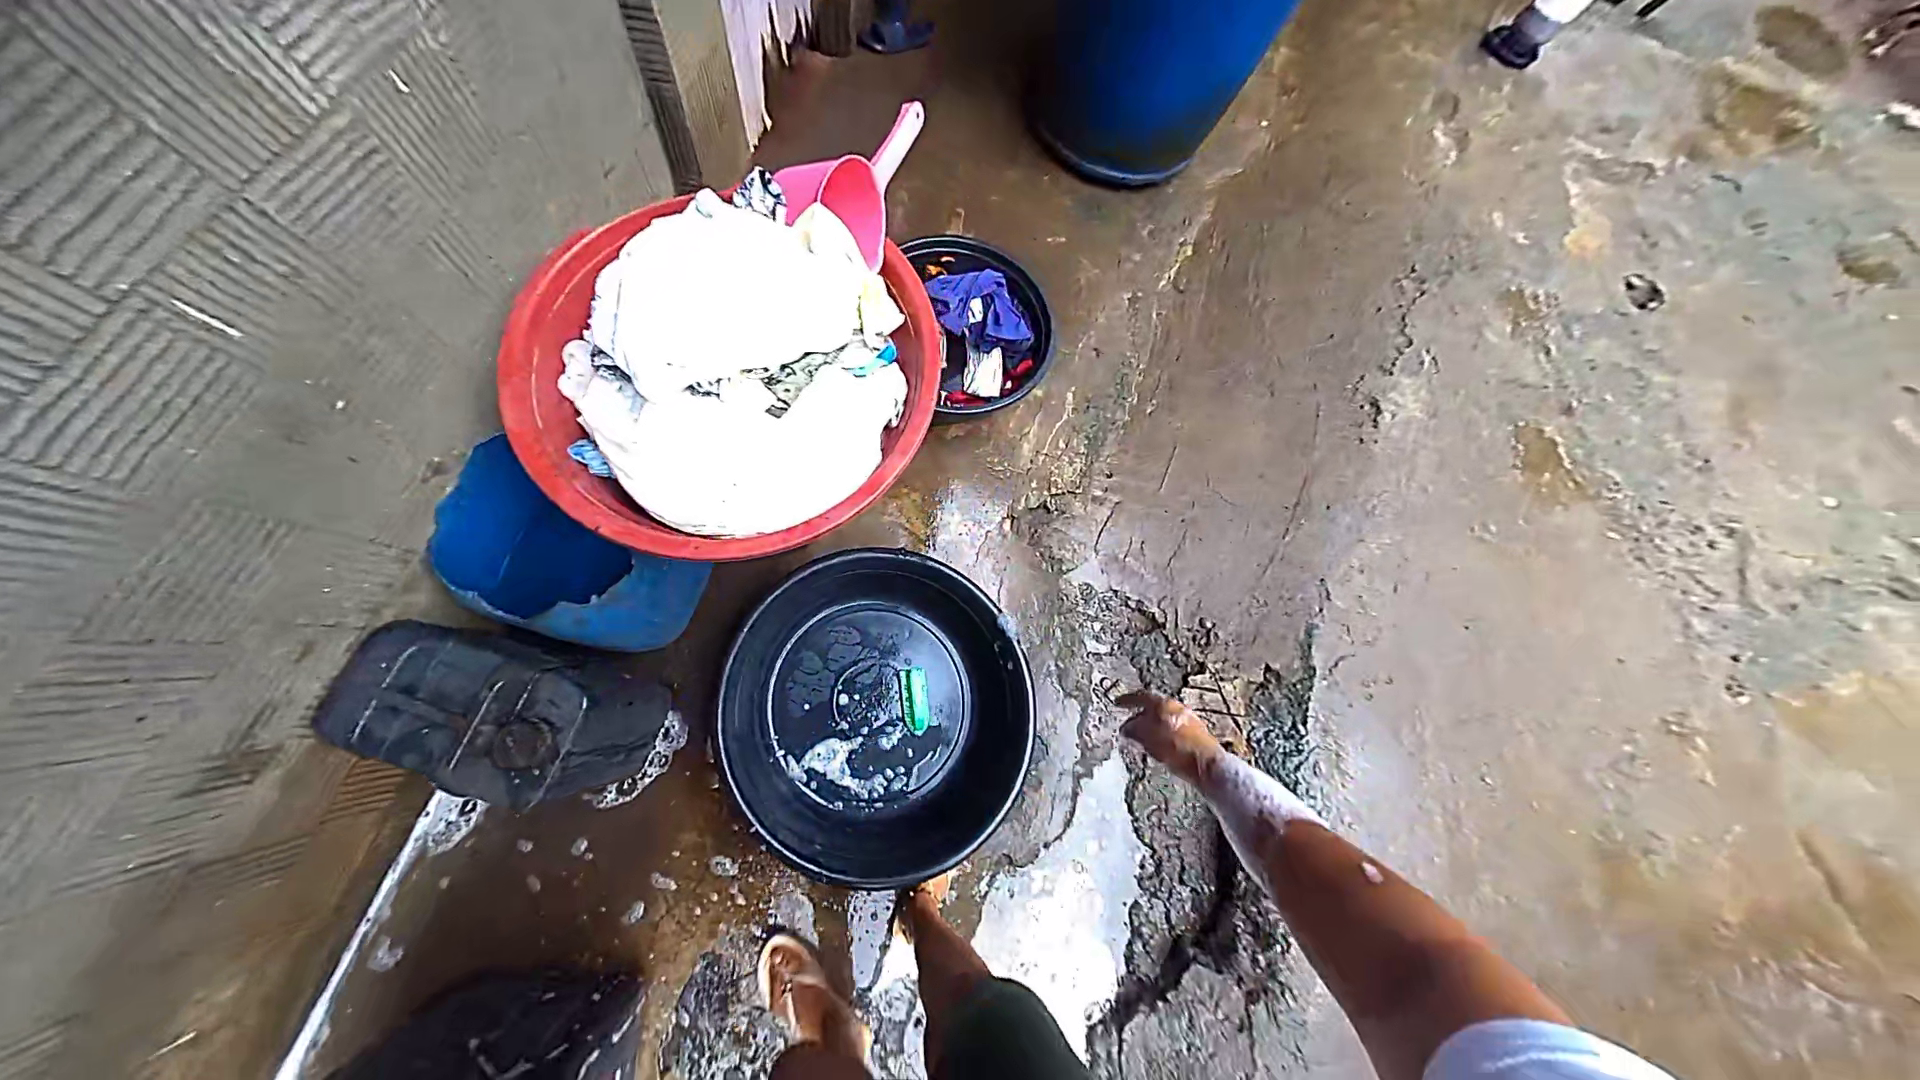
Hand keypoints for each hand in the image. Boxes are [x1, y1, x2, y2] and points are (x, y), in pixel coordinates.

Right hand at [1117, 690, 1221, 785]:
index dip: (1127, 700)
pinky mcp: (1195, 735)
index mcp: (1164, 704)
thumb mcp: (1148, 739)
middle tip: (1128, 725)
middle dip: (1139, 716)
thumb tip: (1127, 728)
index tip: (1118, 703)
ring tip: (1142, 739)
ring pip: (1163, 719)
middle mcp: (1178, 708)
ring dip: (1151, 727)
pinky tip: (1159, 747)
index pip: (1141, 696)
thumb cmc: (1179, 750)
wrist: (1208, 767)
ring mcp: (1188, 721)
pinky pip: (1172, 730)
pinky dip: (1162, 735)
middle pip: (1153, 708)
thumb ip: (1134, 730)